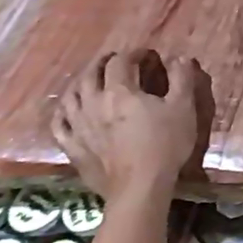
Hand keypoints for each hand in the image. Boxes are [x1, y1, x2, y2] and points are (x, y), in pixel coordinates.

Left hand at [50, 49, 212, 209]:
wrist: (140, 188)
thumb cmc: (164, 146)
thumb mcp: (183, 109)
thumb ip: (181, 79)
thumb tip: (179, 58)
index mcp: (120, 90)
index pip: (121, 61)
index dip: (133, 54)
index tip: (145, 55)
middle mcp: (93, 102)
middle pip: (91, 73)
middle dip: (103, 62)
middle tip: (114, 60)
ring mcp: (79, 126)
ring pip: (71, 95)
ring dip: (81, 82)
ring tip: (89, 80)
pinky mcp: (72, 147)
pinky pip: (59, 125)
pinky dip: (62, 112)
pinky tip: (68, 110)